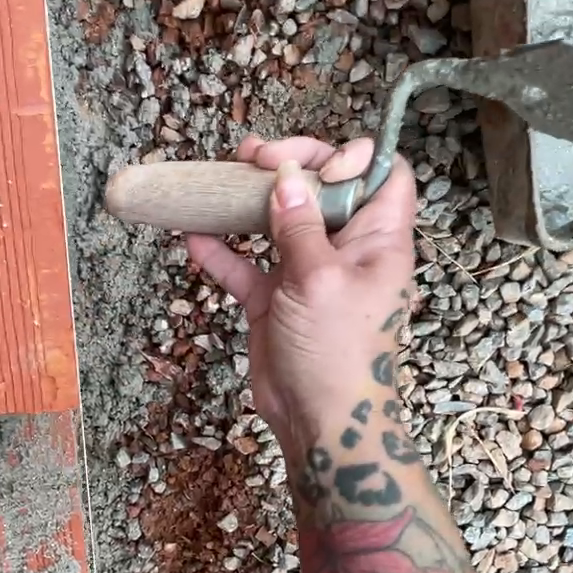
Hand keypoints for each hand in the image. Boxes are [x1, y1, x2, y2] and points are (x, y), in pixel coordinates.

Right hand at [185, 136, 417, 432]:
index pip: (379, 173)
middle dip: (288, 166)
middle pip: (320, 190)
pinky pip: (245, 267)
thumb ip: (299, 228)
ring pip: (277, 224)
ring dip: (249, 202)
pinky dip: (221, 253)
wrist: (316, 416)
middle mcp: (343, 249)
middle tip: (251, 156)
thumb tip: (285, 178)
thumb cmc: (336, 350)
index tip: (310, 162)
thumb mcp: (320, 280)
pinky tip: (193, 238)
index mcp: (377, 238)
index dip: (351, 156)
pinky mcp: (272, 300)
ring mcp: (304, 274)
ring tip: (221, 178)